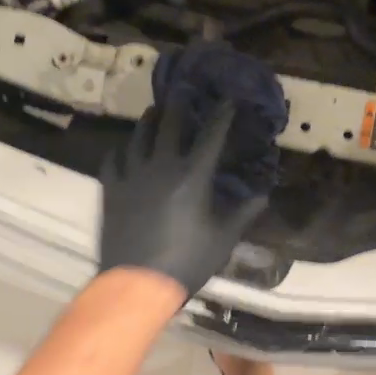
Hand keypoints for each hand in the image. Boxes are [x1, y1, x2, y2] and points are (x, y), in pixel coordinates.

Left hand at [98, 102, 268, 300]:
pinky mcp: (112, 190)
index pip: (211, 137)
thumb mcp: (223, 239)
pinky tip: (121, 149)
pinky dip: (119, 152)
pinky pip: (112, 162)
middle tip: (182, 91)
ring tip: (152, 112)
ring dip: (147, 122)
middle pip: (170, 126)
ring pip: (138, 138)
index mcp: (193, 176)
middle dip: (179, 106)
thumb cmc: (187, 261)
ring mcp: (133, 176)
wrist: (138, 283)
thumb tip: (263, 195)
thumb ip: (243, 213)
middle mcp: (162, 167)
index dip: (221, 115)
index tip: (228, 99)